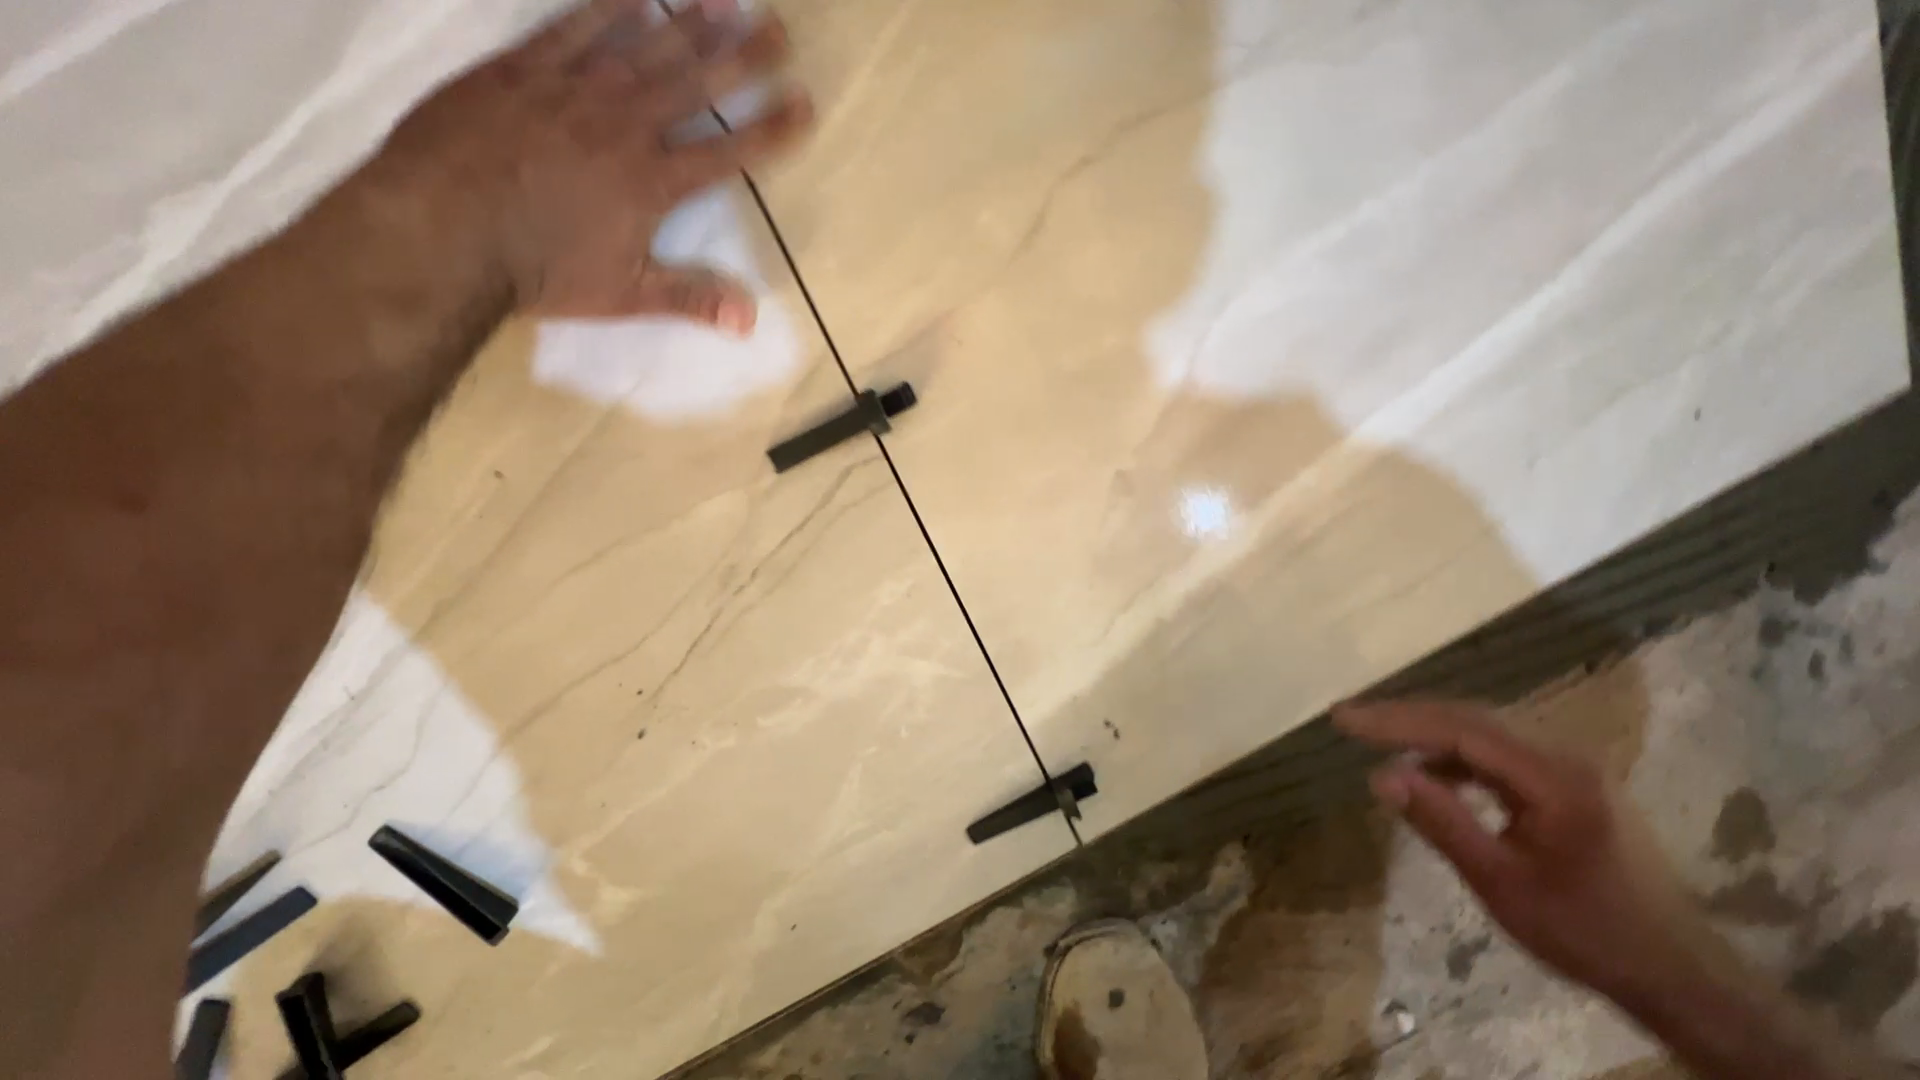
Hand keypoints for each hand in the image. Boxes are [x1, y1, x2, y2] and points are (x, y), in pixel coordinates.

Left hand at [379, 0, 811, 328]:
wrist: (439, 231)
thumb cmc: (537, 271)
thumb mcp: (623, 295)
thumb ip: (690, 298)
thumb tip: (750, 320)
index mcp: (652, 181)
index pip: (728, 150)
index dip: (771, 128)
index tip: (805, 102)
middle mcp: (624, 125)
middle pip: (695, 84)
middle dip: (743, 57)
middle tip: (778, 28)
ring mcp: (572, 90)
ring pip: (642, 46)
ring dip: (687, 21)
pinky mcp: (522, 69)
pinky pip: (572, 26)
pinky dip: (606, 5)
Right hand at [1336, 700, 1711, 1002]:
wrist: (1675, 970)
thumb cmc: (1585, 932)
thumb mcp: (1500, 883)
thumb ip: (1441, 822)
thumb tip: (1380, 775)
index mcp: (1554, 777)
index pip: (1460, 729)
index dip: (1396, 720)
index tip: (1342, 719)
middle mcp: (1566, 756)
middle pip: (1472, 718)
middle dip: (1406, 716)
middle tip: (1350, 721)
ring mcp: (1572, 767)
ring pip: (1486, 730)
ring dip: (1429, 732)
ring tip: (1378, 739)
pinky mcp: (1571, 782)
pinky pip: (1502, 753)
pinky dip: (1457, 755)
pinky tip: (1431, 774)